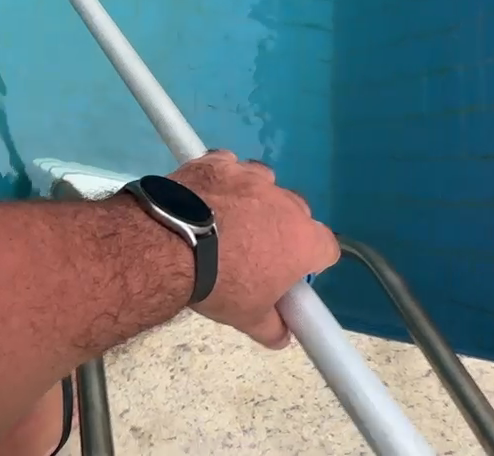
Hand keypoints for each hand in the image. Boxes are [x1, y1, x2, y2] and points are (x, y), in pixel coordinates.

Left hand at [169, 150, 338, 348]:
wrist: (167, 244)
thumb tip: (280, 332)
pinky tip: (206, 191)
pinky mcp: (214, 160)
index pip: (326, 247)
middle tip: (254, 247)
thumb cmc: (218, 283)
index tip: (291, 271)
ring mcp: (247, 175)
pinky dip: (221, 175)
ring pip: (262, 181)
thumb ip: (274, 326)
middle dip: (282, 226)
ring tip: (227, 216)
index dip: (310, 260)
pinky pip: (227, 163)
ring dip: (253, 196)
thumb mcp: (250, 319)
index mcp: (303, 239)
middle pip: (295, 210)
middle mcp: (282, 200)